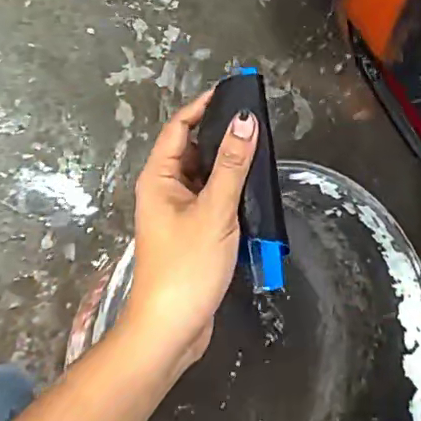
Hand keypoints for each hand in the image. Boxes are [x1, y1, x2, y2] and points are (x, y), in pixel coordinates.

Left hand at [121, 89, 258, 373]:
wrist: (170, 330)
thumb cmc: (186, 266)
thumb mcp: (214, 210)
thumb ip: (232, 164)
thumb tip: (245, 119)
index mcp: (159, 177)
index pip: (179, 127)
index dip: (203, 105)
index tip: (233, 90)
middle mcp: (165, 189)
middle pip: (193, 147)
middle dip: (221, 132)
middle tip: (257, 119)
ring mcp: (178, 211)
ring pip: (205, 173)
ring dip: (229, 162)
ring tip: (261, 147)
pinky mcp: (193, 230)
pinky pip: (212, 196)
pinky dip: (230, 187)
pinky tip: (254, 186)